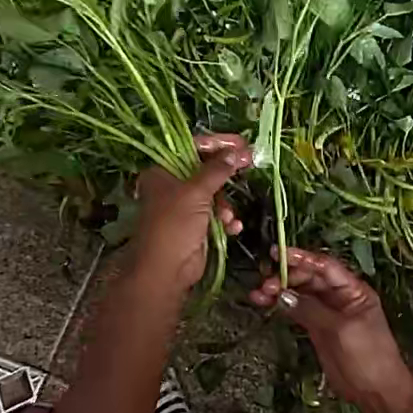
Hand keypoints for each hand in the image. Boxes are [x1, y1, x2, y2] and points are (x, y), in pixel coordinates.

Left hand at [132, 133, 250, 288]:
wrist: (166, 270)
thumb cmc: (174, 225)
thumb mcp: (196, 192)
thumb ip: (217, 170)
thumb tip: (236, 152)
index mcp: (163, 171)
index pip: (192, 147)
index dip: (217, 143)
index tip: (241, 142)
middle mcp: (172, 185)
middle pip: (205, 169)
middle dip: (226, 173)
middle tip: (250, 163)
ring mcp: (184, 206)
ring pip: (214, 193)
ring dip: (225, 204)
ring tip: (228, 215)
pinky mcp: (195, 225)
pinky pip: (216, 213)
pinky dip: (225, 218)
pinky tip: (231, 227)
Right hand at [250, 247, 412, 406]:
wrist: (376, 391)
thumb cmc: (368, 355)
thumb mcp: (341, 329)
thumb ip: (312, 310)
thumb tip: (283, 295)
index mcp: (353, 289)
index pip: (325, 267)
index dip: (302, 258)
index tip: (278, 253)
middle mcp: (339, 296)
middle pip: (309, 278)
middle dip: (286, 277)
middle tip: (265, 284)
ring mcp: (327, 311)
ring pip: (300, 293)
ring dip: (280, 291)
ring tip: (258, 294)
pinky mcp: (317, 328)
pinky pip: (297, 310)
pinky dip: (282, 306)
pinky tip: (266, 304)